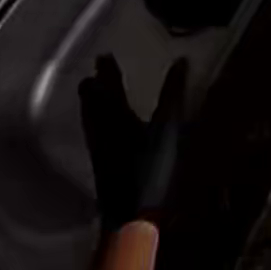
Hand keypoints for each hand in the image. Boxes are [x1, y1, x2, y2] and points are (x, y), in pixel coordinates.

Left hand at [78, 55, 188, 231]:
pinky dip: (93, 122)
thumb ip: (174, 92)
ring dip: (91, 105)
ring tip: (89, 94)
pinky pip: (92, 134)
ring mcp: (100, 151)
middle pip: (95, 105)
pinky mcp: (101, 166)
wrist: (131, 213)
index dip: (108, 72)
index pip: (111, 88)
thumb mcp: (168, 125)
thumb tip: (181, 59)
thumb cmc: (151, 165)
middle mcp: (103, 130)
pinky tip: (98, 128)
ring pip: (91, 121)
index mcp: (118, 116)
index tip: (103, 55)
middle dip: (95, 88)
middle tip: (91, 73)